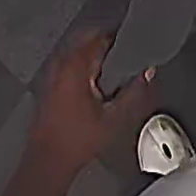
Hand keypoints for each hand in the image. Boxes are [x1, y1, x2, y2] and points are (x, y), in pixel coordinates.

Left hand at [26, 30, 159, 178]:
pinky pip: (69, 61)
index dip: (118, 38)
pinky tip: (94, 82)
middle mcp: (61, 61)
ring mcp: (52, 70)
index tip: (132, 43)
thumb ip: (133, 92)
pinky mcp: (49, 81)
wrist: (49, 159)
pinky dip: (83, 63)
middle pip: (87, 38)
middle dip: (106, 44)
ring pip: (77, 49)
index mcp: (75, 64)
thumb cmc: (79, 139)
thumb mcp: (113, 118)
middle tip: (125, 57)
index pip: (99, 36)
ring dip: (94, 53)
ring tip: (112, 70)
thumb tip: (147, 72)